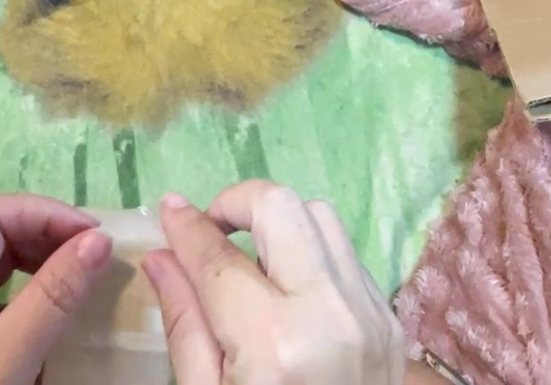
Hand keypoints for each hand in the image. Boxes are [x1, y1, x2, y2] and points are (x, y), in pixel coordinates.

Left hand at [0, 193, 112, 384]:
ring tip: (78, 278)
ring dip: (36, 265)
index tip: (95, 235)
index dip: (47, 214)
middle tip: (94, 255)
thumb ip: (52, 298)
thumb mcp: (5, 363)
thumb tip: (99, 239)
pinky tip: (48, 316)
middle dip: (45, 237)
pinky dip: (20, 299)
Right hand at [141, 181, 407, 384]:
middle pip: (282, 206)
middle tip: (211, 231)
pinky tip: (289, 289)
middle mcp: (331, 313)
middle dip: (238, 204)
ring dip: (279, 222)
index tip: (168, 208)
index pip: (219, 258)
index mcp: (276, 347)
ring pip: (320, 215)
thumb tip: (160, 255)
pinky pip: (345, 252)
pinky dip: (311, 250)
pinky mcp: (390, 319)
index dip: (187, 226)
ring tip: (250, 260)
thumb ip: (185, 324)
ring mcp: (370, 312)